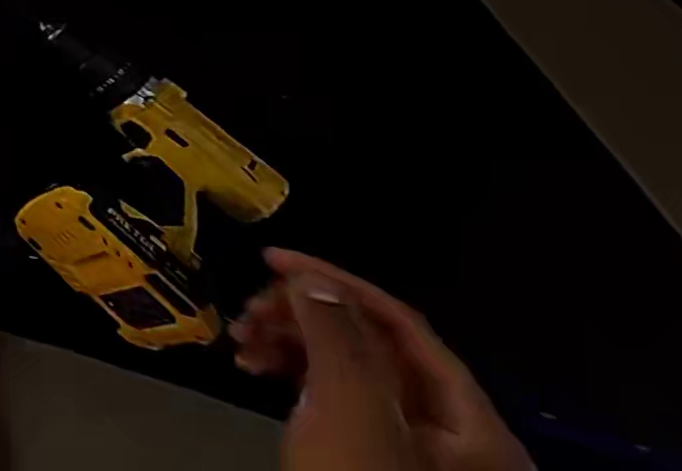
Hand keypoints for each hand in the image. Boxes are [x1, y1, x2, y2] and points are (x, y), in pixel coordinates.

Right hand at [231, 248, 533, 470]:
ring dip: (286, 338)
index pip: (400, 322)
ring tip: (241, 339)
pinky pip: (331, 389)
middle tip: (248, 309)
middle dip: (299, 314)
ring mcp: (409, 443)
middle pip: (368, 340)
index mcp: (468, 420)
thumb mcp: (349, 412)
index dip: (335, 279)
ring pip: (344, 362)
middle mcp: (448, 428)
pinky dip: (289, 368)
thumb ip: (337, 338)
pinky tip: (253, 365)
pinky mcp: (370, 453)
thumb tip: (311, 277)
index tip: (271, 258)